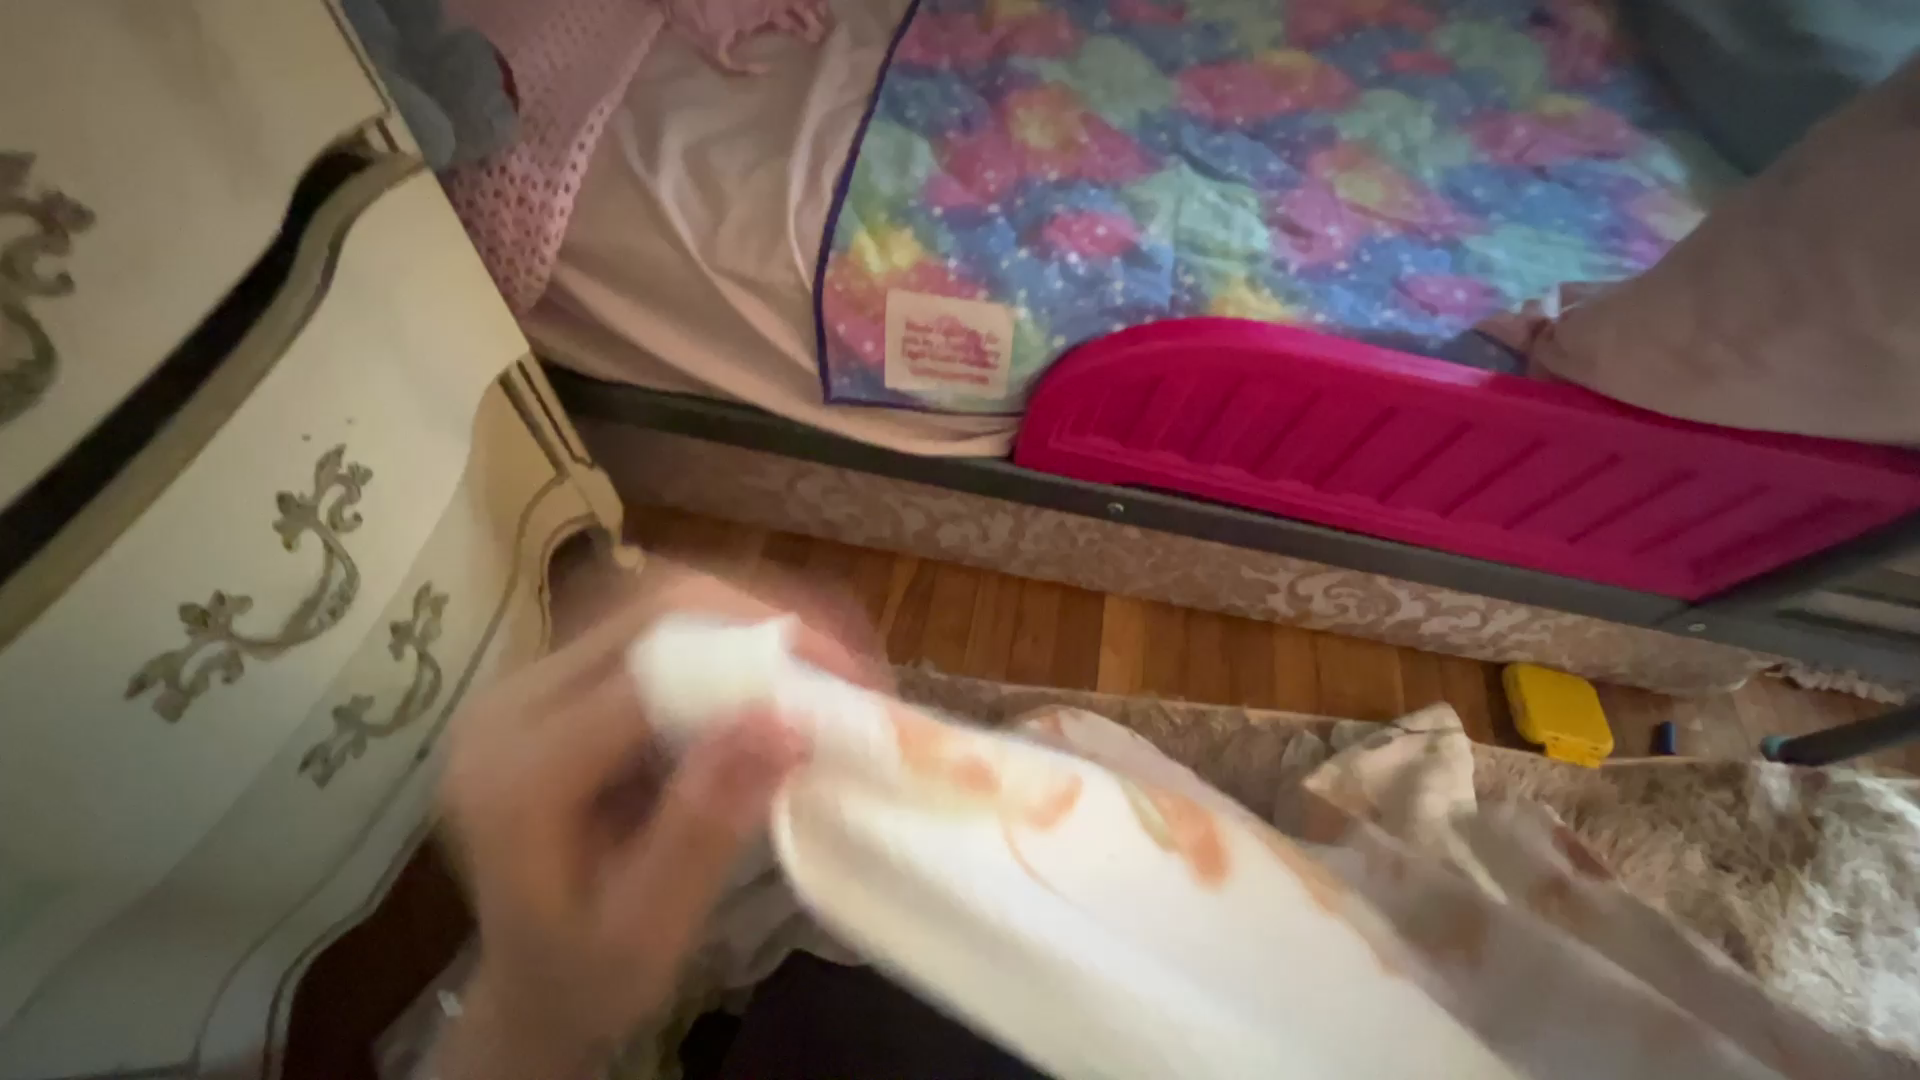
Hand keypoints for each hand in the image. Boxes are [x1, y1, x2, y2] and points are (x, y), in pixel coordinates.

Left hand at [432, 562, 883, 1079]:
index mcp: (518, 773)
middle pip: (654, 612)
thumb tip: (786, 724)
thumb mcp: (648, 928)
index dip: (754, 664)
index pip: (647, 675)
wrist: (539, 977)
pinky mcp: (568, 678)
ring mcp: (537, 681)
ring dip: (756, 618)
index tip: (847, 683)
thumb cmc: (589, 976)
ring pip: (661, 602)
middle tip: (848, 662)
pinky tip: (784, 663)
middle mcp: (514, 704)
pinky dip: (735, 634)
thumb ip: (704, 827)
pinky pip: (661, 626)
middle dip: (766, 624)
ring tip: (827, 656)